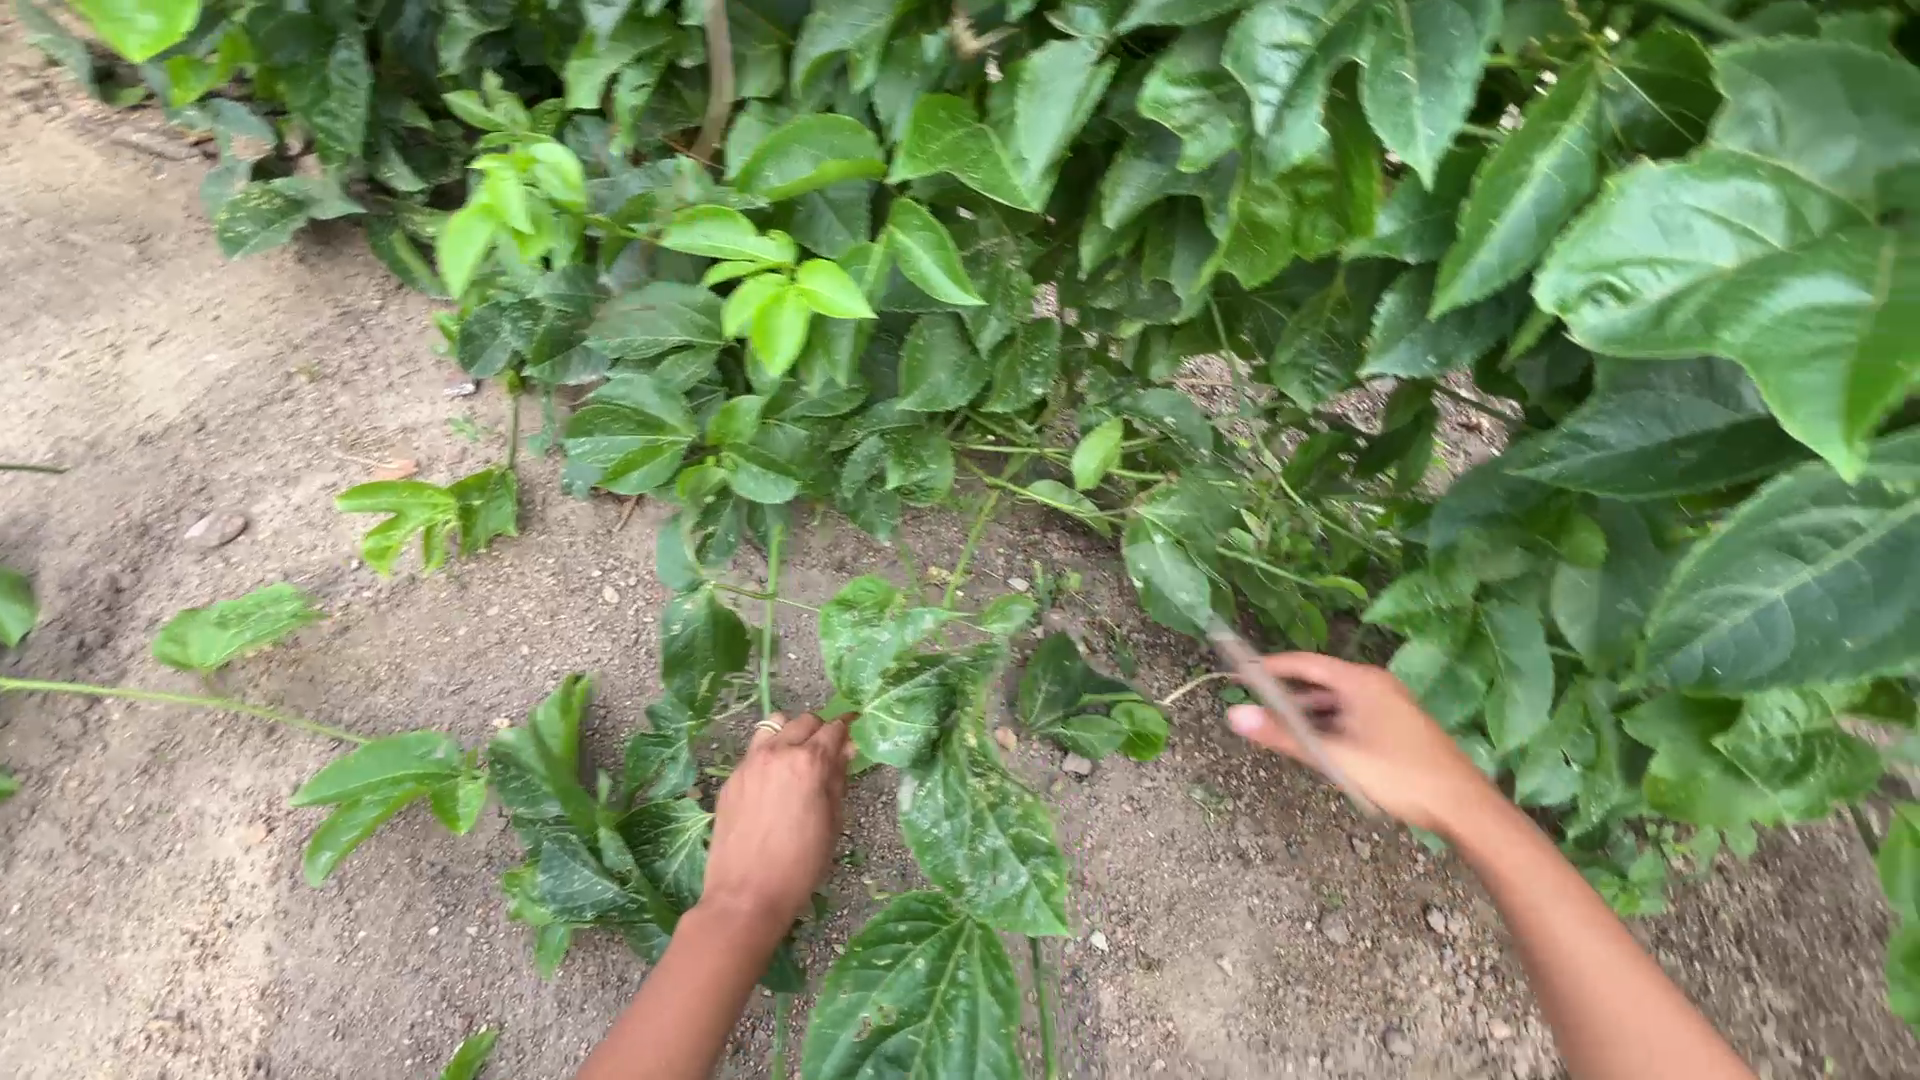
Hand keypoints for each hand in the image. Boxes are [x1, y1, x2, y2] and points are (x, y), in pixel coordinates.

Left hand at [699, 712, 853, 934]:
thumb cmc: (801, 865)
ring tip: (795, 758)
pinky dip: (769, 752)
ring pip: (775, 725)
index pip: (834, 728)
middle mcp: (779, 752)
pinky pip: (755, 750)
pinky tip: (772, 781)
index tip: (852, 733)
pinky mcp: (732, 778)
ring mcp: (750, 763)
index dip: (847, 729)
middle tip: (826, 753)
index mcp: (810, 762)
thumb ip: (838, 779)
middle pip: (805, 721)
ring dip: (791, 733)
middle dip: (820, 730)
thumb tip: (845, 750)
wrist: (745, 896)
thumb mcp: (832, 821)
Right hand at [1225, 652, 1500, 835]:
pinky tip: (1317, 747)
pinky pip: (1349, 715)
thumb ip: (1282, 735)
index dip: (1269, 667)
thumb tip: (1235, 715)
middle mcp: (1373, 684)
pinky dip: (1328, 726)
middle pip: (1318, 682)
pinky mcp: (1394, 724)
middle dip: (1286, 697)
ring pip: (1333, 703)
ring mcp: (1387, 704)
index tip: (1240, 674)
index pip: (1303, 662)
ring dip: (1307, 716)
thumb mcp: (1334, 756)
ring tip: (1280, 733)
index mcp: (1360, 681)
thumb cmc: (1398, 775)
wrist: (1464, 807)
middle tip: (1256, 710)